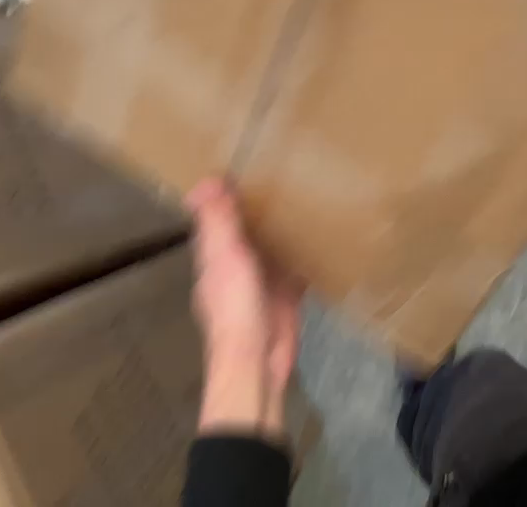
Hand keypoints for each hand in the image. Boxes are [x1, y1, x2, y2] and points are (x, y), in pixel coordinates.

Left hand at [186, 178, 302, 438]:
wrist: (260, 360)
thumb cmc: (237, 309)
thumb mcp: (225, 260)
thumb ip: (218, 225)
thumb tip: (205, 182)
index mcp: (216, 259)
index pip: (218, 220)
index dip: (226, 196)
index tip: (242, 165)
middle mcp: (237, 268)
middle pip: (247, 231)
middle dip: (259, 207)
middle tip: (283, 173)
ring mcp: (263, 282)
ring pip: (272, 247)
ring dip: (283, 227)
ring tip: (304, 195)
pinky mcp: (287, 294)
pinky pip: (295, 266)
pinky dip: (305, 251)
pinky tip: (322, 235)